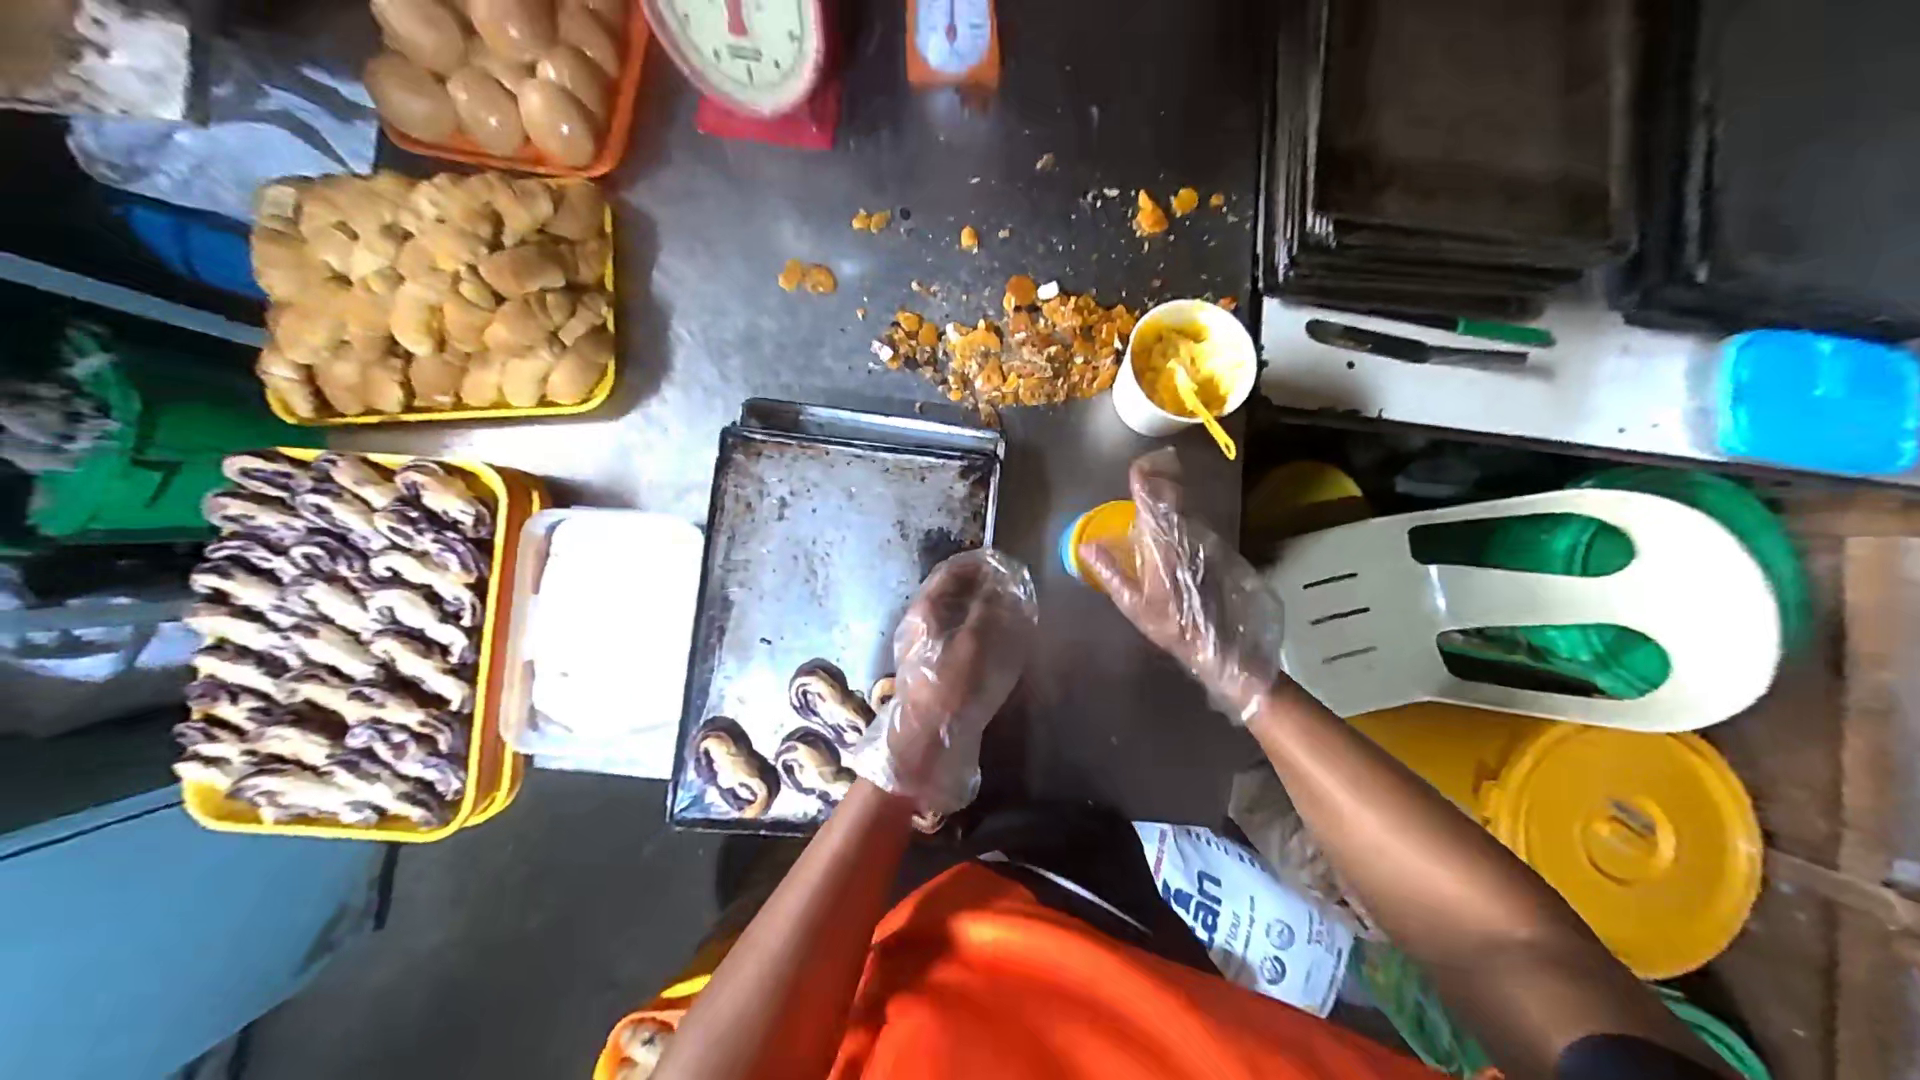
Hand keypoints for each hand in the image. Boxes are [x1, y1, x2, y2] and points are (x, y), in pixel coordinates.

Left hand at [845, 549, 1038, 813]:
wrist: (927, 747)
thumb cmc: (952, 688)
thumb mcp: (978, 642)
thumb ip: (992, 606)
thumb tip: (1003, 577)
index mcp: (925, 610)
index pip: (951, 570)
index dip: (980, 563)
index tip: (1008, 563)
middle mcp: (921, 625)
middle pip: (954, 593)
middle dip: (986, 587)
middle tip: (1017, 590)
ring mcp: (925, 650)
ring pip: (958, 618)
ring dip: (985, 612)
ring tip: (1016, 616)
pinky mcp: (935, 673)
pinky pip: (960, 641)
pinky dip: (982, 634)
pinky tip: (1001, 647)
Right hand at [1080, 449, 1285, 723]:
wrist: (1222, 645)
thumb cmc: (1172, 626)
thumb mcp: (1133, 604)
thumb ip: (1109, 571)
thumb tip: (1087, 546)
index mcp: (1162, 546)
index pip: (1153, 502)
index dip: (1145, 480)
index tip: (1137, 467)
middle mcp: (1186, 536)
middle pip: (1172, 498)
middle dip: (1159, 481)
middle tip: (1145, 472)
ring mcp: (1204, 541)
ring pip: (1184, 509)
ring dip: (1170, 496)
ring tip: (1154, 492)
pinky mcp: (1216, 550)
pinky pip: (1192, 523)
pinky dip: (1179, 515)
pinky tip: (1170, 523)